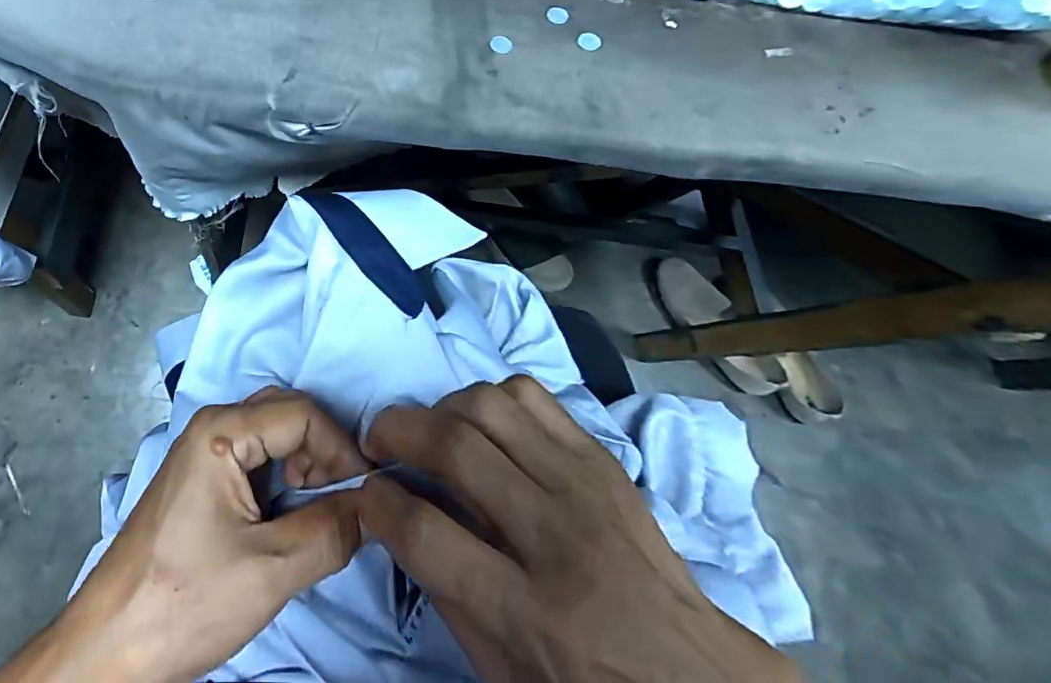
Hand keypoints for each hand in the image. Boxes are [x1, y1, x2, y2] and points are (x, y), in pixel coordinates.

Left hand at [0, 387, 369, 682]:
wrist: (102, 657)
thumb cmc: (182, 605)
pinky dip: (285, 483)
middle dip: (324, 455)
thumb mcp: (271, 571)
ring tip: (313, 516)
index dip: (342, 451)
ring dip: (307, 469)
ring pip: (277, 438)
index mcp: (222, 432)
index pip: (306, 415)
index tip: (362, 496)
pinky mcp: (202, 482)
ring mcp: (203, 454)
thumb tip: (377, 507)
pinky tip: (287, 521)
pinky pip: (259, 461)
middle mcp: (212, 428)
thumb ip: (334, 531)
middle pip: (291, 416)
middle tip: (336, 502)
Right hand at [358, 376, 801, 682]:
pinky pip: (535, 397)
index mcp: (526, 611)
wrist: (685, 664)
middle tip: (380, 440)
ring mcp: (584, 483)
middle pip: (459, 447)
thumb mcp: (499, 666)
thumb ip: (443, 588)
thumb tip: (396, 513)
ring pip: (494, 405)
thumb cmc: (580, 676)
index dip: (379, 502)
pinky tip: (483, 423)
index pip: (427, 533)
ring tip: (431, 429)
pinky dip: (493, 398)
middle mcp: (555, 533)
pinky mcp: (601, 456)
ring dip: (445, 407)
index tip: (365, 489)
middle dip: (400, 430)